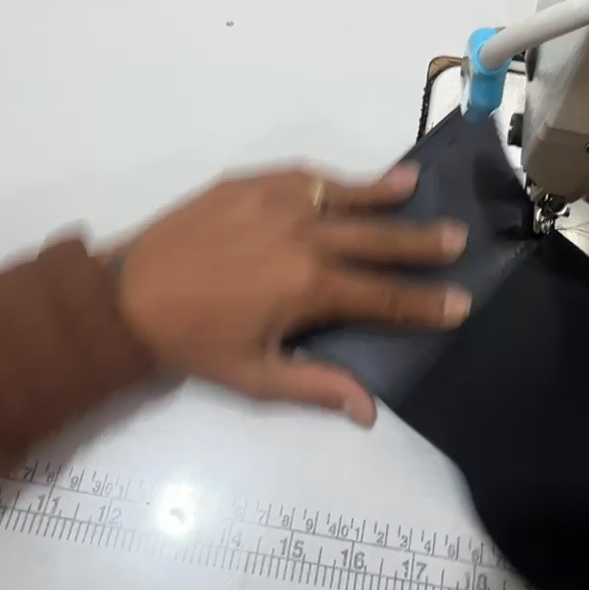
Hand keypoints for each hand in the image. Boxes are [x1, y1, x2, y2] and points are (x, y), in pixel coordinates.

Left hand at [117, 166, 468, 427]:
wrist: (127, 293)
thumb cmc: (195, 341)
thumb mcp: (256, 376)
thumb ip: (317, 385)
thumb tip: (370, 412)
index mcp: (310, 285)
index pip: (383, 296)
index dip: (425, 303)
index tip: (461, 302)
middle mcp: (305, 235)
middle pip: (378, 238)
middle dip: (421, 242)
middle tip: (458, 238)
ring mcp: (279, 201)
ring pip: (346, 195)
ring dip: (385, 193)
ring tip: (416, 185)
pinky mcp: (254, 182)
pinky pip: (307, 177)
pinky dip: (337, 180)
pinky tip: (352, 180)